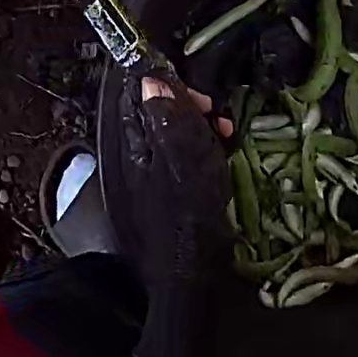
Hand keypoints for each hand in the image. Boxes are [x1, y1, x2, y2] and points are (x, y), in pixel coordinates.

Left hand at [122, 75, 240, 356]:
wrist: (191, 276)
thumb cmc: (187, 213)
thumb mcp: (182, 159)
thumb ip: (167, 118)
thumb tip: (150, 79)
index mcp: (132, 146)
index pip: (136, 96)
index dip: (163, 83)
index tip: (194, 89)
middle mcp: (137, 155)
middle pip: (156, 112)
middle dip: (187, 104)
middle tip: (213, 110)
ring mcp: (152, 173)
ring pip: (173, 131)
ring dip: (200, 124)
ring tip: (224, 129)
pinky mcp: (169, 188)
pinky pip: (183, 153)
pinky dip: (202, 146)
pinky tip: (222, 148)